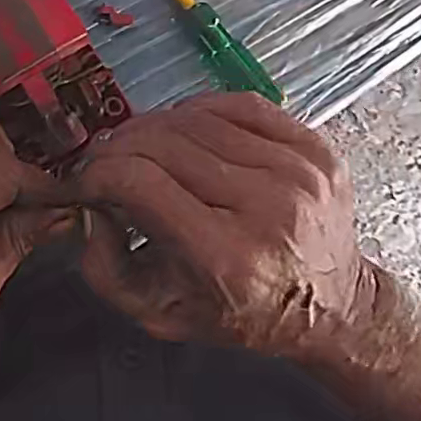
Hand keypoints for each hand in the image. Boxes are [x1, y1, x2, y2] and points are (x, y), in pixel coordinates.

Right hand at [76, 92, 378, 364]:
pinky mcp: (314, 148)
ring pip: (196, 118)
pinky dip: (198, 110)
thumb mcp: (159, 315)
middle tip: (103, 159)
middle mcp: (266, 207)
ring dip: (152, 126)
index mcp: (226, 258)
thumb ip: (105, 266)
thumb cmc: (243, 315)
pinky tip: (184, 128)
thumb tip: (91, 205)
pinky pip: (237, 104)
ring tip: (139, 144)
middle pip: (163, 143)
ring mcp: (296, 171)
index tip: (86, 180)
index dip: (98, 173)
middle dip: (118, 146)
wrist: (335, 307)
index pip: (140, 182)